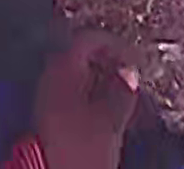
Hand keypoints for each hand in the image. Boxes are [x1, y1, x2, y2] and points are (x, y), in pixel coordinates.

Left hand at [33, 30, 139, 168]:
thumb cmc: (81, 145)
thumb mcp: (109, 119)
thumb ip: (121, 91)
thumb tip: (129, 72)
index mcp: (63, 65)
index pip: (88, 39)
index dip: (113, 43)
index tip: (134, 56)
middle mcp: (52, 72)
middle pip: (81, 54)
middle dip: (107, 60)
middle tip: (131, 72)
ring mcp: (48, 92)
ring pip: (78, 74)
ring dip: (101, 78)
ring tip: (125, 92)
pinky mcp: (50, 114)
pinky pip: (74, 91)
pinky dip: (93, 93)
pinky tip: (108, 108)